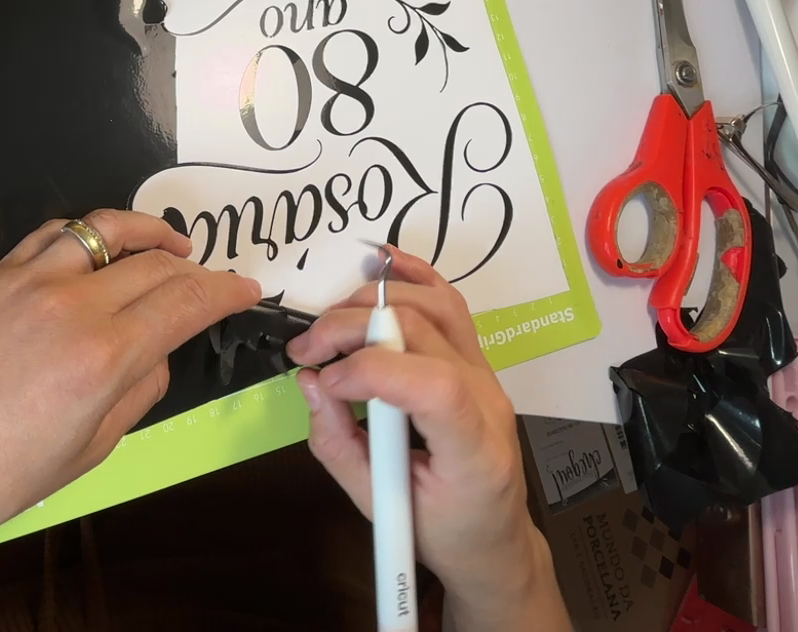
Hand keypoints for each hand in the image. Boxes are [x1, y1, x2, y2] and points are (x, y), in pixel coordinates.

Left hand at [0, 209, 263, 557]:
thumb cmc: (4, 475)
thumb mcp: (95, 446)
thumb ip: (141, 386)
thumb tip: (158, 347)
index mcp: (102, 356)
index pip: (185, 302)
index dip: (225, 291)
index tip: (246, 288)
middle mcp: (71, 304)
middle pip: (154, 264)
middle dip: (195, 269)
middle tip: (212, 280)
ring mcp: (29, 280)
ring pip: (106, 228)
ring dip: (148, 231)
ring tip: (170, 242)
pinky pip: (54, 234)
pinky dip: (87, 233)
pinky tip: (100, 246)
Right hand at [286, 247, 568, 631]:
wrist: (492, 537)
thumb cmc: (438, 529)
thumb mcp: (374, 504)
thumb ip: (336, 442)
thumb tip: (311, 380)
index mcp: (474, 451)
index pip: (435, 386)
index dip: (372, 370)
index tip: (325, 381)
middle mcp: (488, 399)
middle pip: (421, 331)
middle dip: (349, 330)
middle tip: (305, 351)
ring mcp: (486, 371)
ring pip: (432, 304)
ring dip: (369, 303)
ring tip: (330, 327)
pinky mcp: (474, 356)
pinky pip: (449, 301)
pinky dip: (413, 274)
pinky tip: (381, 261)